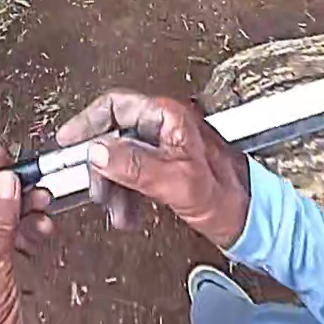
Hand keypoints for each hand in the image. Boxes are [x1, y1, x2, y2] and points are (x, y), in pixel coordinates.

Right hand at [55, 92, 250, 248]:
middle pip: (114, 133)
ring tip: (118, 211)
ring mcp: (164, 143)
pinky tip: (129, 212)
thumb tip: (97, 151)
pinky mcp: (166, 163)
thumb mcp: (175, 180)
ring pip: (121, 156)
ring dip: (114, 186)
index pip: (115, 105)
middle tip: (99, 190)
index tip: (69, 140)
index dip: (88, 121)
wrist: (254, 218)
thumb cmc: (226, 193)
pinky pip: (134, 171)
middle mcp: (163, 123)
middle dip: (102, 166)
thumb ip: (134, 164)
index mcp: (166, 115)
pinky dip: (126, 193)